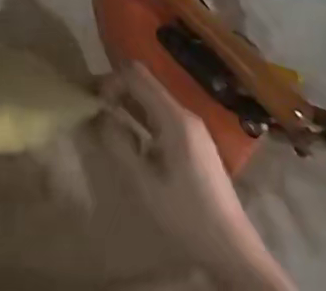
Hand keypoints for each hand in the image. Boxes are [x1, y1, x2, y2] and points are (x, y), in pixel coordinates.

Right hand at [98, 63, 297, 290]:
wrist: (232, 250)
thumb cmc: (186, 215)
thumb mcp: (143, 182)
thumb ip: (117, 142)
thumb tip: (98, 113)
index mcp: (175, 119)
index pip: (136, 75)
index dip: (110, 81)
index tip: (93, 102)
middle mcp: (185, 115)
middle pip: (145, 82)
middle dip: (115, 88)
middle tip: (92, 107)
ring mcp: (192, 128)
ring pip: (152, 98)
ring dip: (126, 102)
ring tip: (104, 119)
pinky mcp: (194, 141)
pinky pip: (160, 114)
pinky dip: (140, 116)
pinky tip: (129, 135)